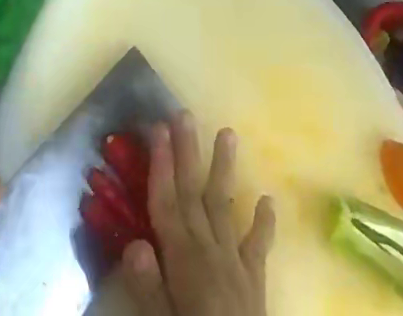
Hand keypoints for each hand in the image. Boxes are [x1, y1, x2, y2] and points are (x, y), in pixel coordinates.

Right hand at [123, 114, 273, 315]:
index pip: (166, 203)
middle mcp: (209, 252)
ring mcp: (234, 263)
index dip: (160, 165)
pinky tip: (267, 199)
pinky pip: (258, 246)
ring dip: (224, 170)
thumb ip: (150, 287)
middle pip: (194, 194)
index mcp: (183, 260)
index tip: (157, 128)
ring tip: (228, 132)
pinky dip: (262, 223)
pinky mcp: (254, 281)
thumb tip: (135, 242)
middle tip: (183, 114)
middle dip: (187, 152)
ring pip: (225, 207)